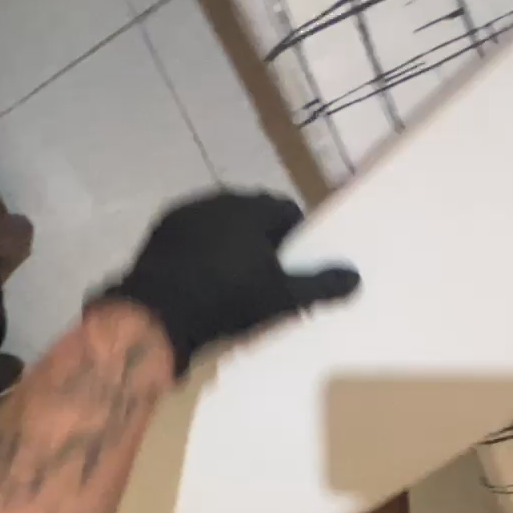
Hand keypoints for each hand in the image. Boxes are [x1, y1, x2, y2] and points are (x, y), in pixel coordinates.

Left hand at [103, 191, 360, 375]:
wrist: (159, 314)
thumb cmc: (229, 299)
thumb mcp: (282, 297)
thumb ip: (320, 285)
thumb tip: (355, 277)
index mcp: (250, 207)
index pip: (286, 210)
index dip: (296, 237)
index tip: (297, 265)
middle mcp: (215, 199)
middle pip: (252, 216)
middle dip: (263, 241)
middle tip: (269, 277)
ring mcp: (182, 216)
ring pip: (219, 227)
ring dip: (230, 247)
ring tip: (235, 283)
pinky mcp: (157, 237)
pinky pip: (191, 241)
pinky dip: (201, 256)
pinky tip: (203, 285)